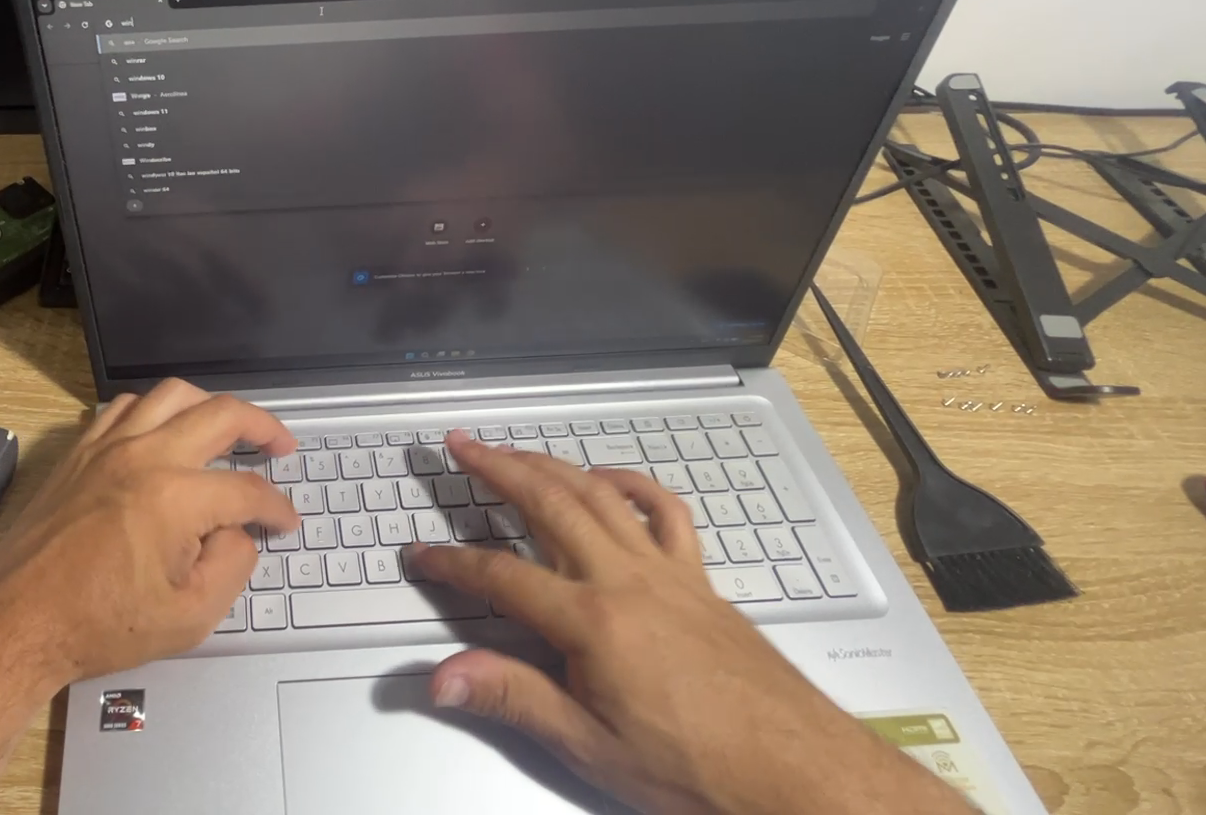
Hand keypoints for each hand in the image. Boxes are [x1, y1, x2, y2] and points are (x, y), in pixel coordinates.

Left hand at [0, 379, 299, 814]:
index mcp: (175, 497)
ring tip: (227, 428)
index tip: (285, 522)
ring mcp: (108, 445)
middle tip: (281, 445)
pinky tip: (164, 431)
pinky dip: (157, 409)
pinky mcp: (81, 450)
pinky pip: (126, 406)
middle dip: (264, 426)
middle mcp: (145, 455)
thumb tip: (239, 531)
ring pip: (173, 394)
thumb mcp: (187, 619)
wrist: (14, 622)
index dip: (277, 507)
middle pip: (222, 413)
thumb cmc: (98, 625)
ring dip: (210, 406)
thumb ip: (232, 566)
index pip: (247, 490)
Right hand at [408, 435, 974, 814]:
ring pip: (596, 495)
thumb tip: (440, 678)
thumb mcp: (590, 747)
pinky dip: (630, 484)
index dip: (451, 562)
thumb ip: (512, 698)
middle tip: (460, 443)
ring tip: (512, 448)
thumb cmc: (695, 769)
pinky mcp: (697, 576)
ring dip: (548, 463)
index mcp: (591, 621)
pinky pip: (664, 512)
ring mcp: (664, 570)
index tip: (419, 554)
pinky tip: (605, 476)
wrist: (803, 778)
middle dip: (496, 467)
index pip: (500, 575)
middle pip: (546, 503)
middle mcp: (623, 578)